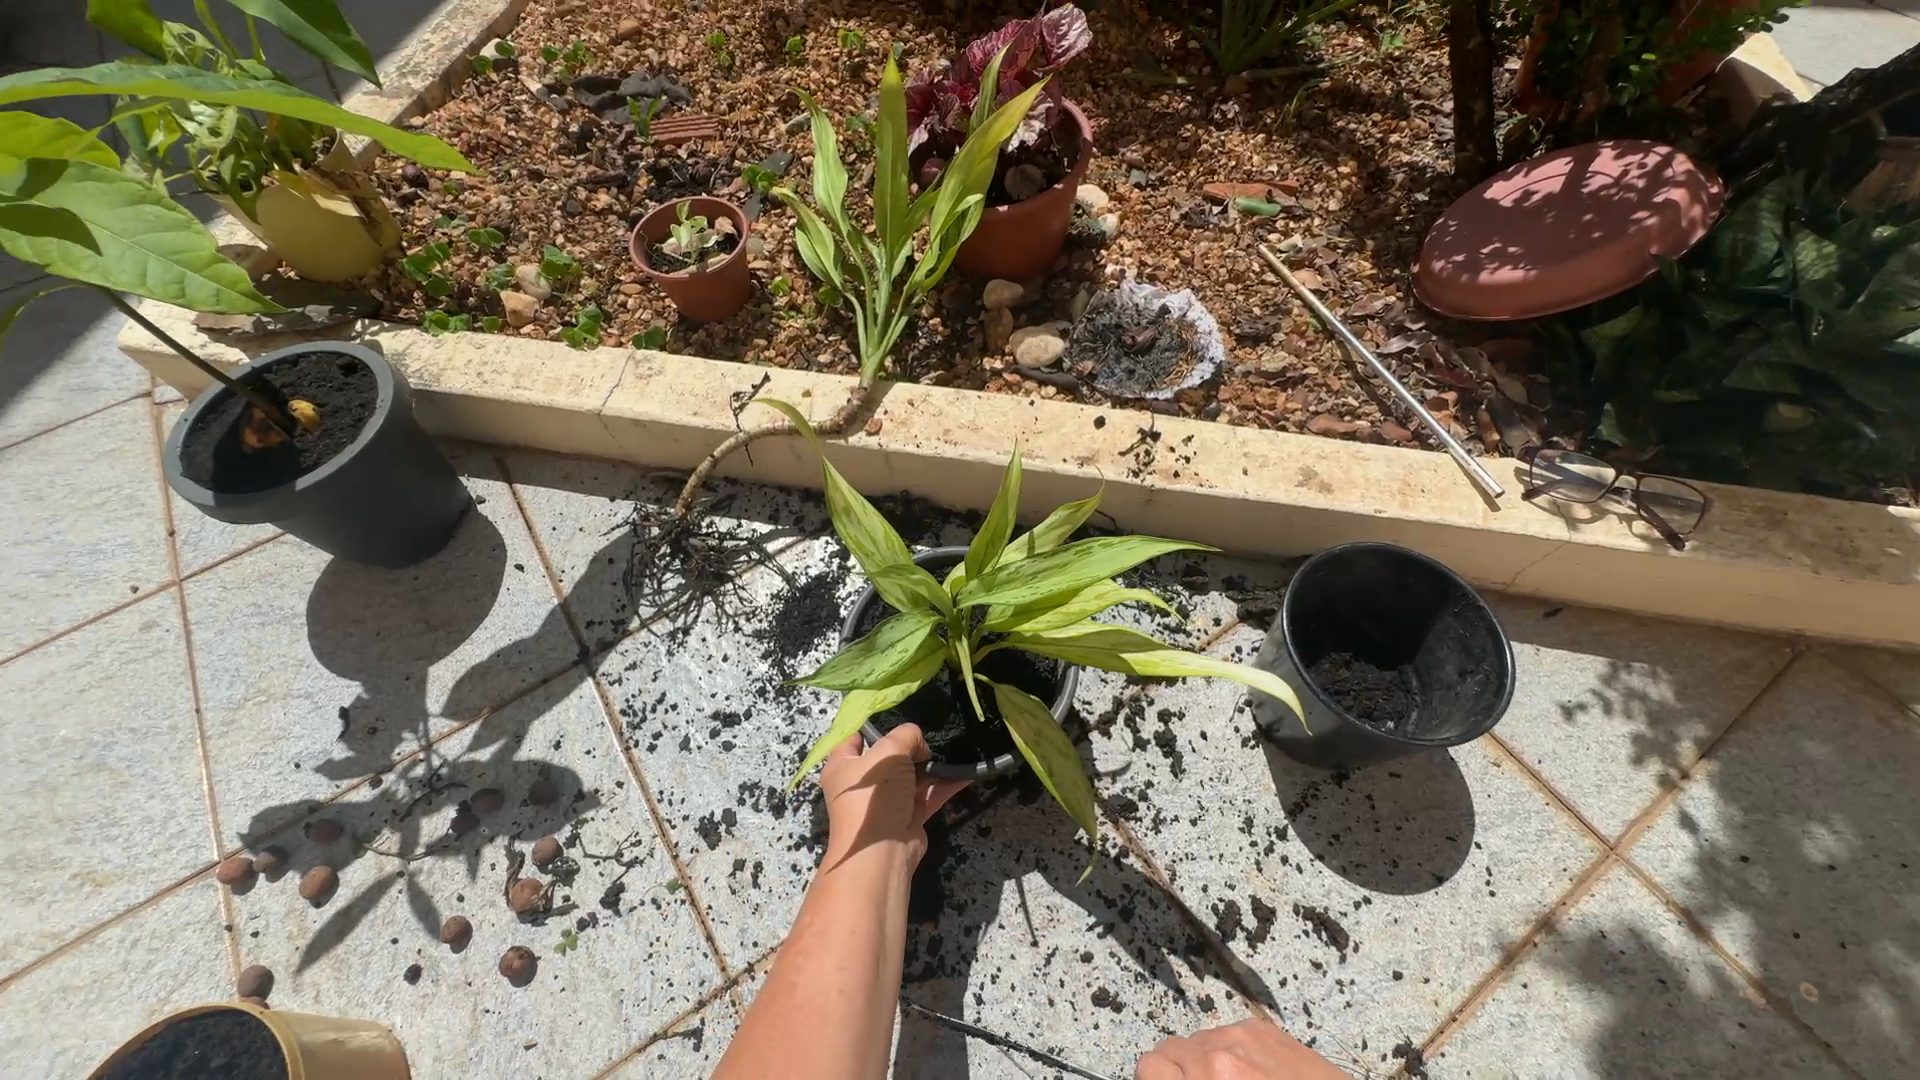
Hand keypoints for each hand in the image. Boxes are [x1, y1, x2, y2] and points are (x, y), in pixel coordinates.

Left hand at [818, 724, 968, 869]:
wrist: (881, 852)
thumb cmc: (874, 795)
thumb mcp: (889, 751)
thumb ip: (906, 735)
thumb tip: (919, 746)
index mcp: (843, 765)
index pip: (854, 737)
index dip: (873, 724)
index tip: (899, 712)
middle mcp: (862, 784)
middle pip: (888, 756)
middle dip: (910, 746)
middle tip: (931, 734)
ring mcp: (885, 802)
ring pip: (911, 777)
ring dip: (931, 766)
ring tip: (953, 749)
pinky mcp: (906, 818)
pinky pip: (927, 796)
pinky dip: (944, 786)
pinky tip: (965, 774)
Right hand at [1136, 1019, 1348, 1078]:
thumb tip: (1165, 1076)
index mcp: (1211, 1077)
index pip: (1149, 1066)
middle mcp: (1220, 1049)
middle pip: (1165, 1051)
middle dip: (1173, 1076)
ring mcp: (1241, 1032)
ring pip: (1193, 1041)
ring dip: (1197, 1065)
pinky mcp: (1260, 1026)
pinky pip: (1221, 1035)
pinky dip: (1223, 1055)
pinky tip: (1247, 1077)